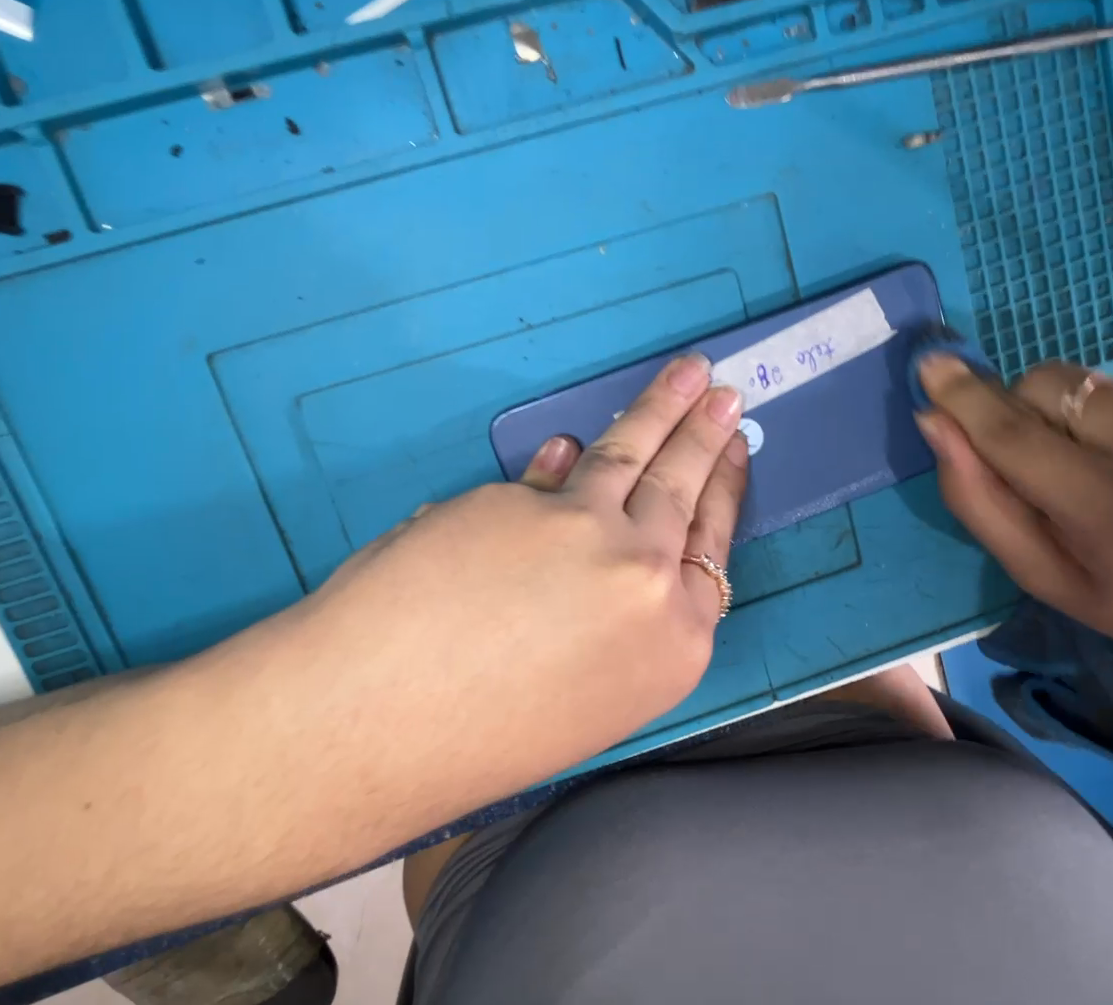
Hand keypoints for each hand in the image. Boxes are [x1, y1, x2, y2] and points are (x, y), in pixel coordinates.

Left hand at [259, 353, 749, 798]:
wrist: (381, 729)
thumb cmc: (486, 739)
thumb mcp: (589, 691)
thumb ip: (609, 605)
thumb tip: (585, 515)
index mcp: (676, 645)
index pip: (711, 543)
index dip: (723, 488)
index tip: (732, 445)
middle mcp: (648, 580)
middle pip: (682, 488)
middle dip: (704, 431)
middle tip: (723, 389)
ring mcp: (589, 531)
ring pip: (630, 456)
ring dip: (656, 408)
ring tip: (684, 372)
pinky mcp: (524, 500)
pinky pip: (545, 480)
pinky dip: (553, 468)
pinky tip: (562, 450)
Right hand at [913, 356, 1112, 680]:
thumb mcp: (1046, 577)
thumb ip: (981, 501)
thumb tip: (937, 424)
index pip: (1015, 435)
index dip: (964, 399)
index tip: (929, 366)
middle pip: (1045, 384)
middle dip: (1018, 410)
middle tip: (1038, 463)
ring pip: (1084, 376)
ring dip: (1064, 411)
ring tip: (1098, 466)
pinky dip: (1110, 413)